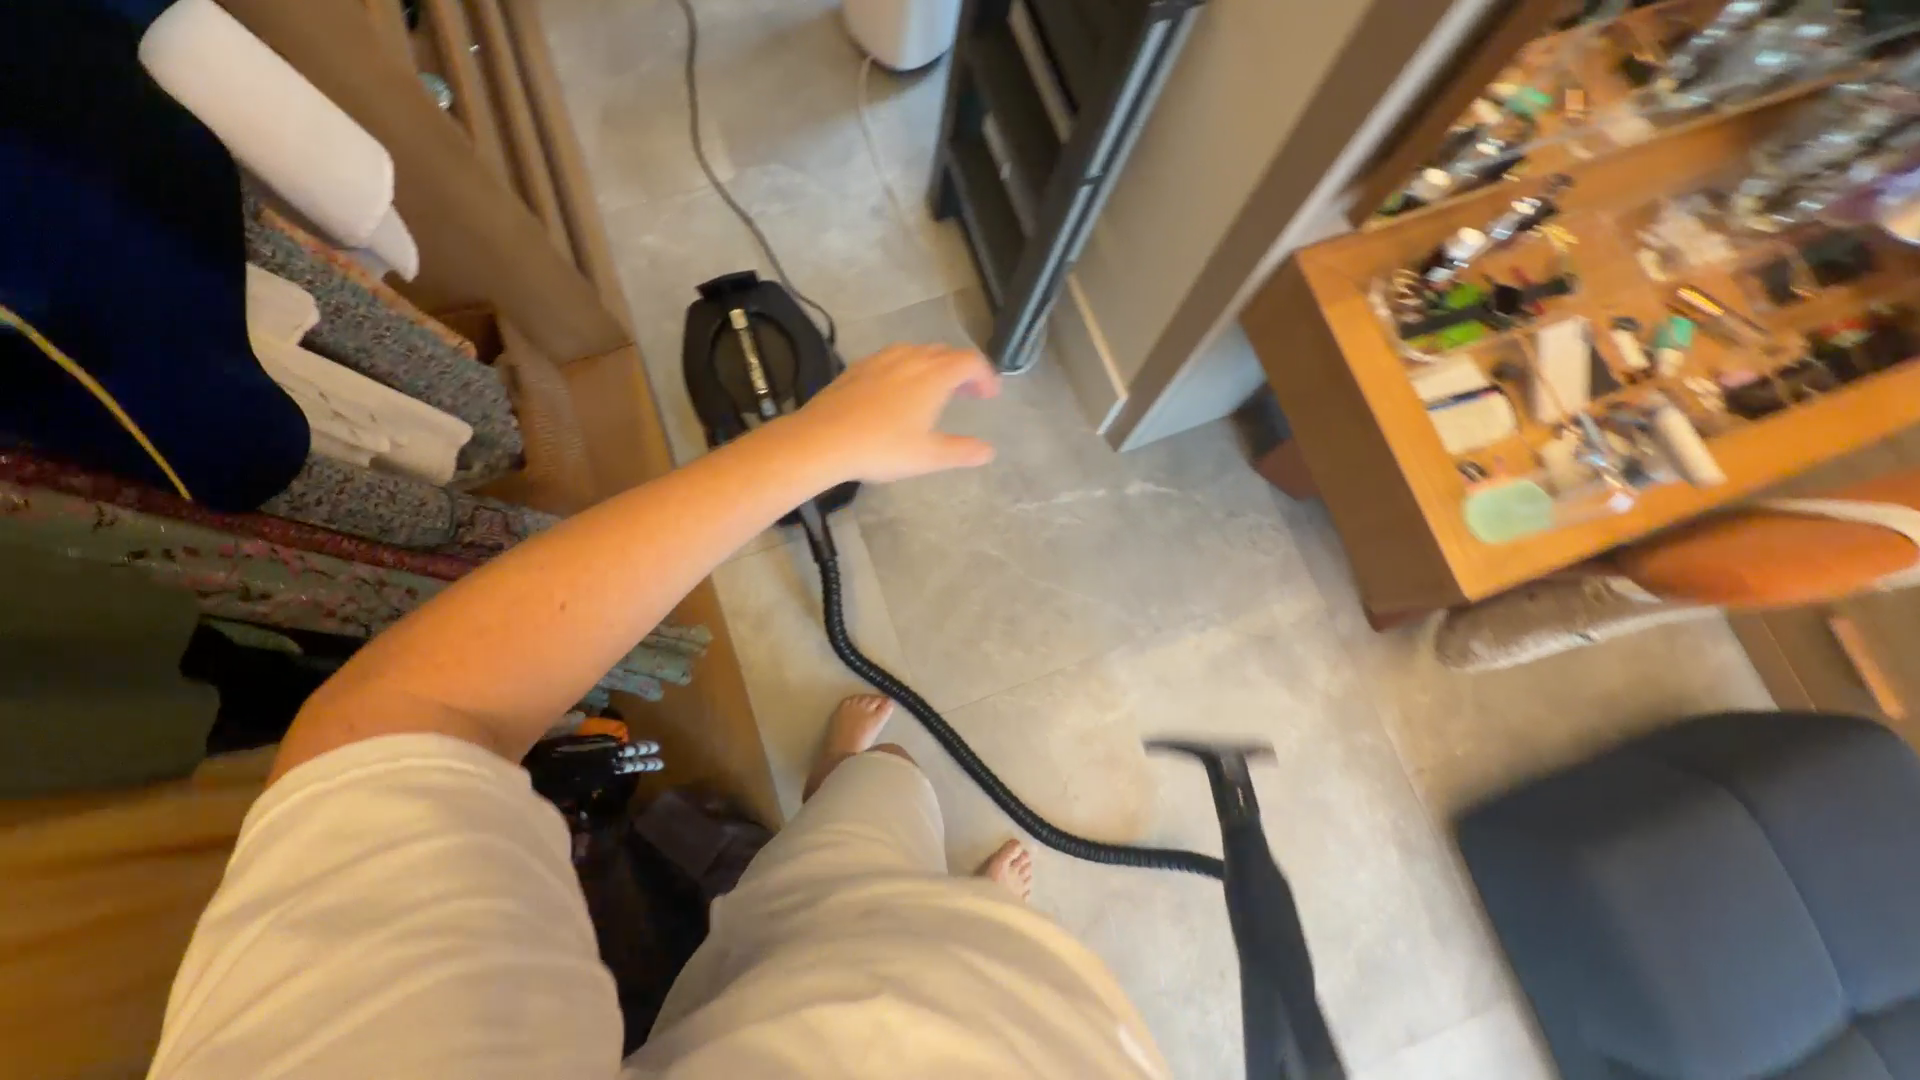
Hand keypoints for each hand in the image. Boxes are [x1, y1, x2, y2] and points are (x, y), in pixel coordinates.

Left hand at [782, 343, 1000, 483]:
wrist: (822, 439)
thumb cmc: (881, 447)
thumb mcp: (928, 456)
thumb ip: (962, 451)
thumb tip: (988, 450)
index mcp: (933, 375)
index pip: (970, 362)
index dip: (985, 375)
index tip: (990, 394)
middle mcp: (910, 358)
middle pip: (945, 353)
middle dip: (962, 370)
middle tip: (968, 394)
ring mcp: (881, 360)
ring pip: (917, 353)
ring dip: (934, 367)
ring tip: (935, 391)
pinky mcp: (857, 368)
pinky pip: (892, 359)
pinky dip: (907, 369)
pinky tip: (897, 393)